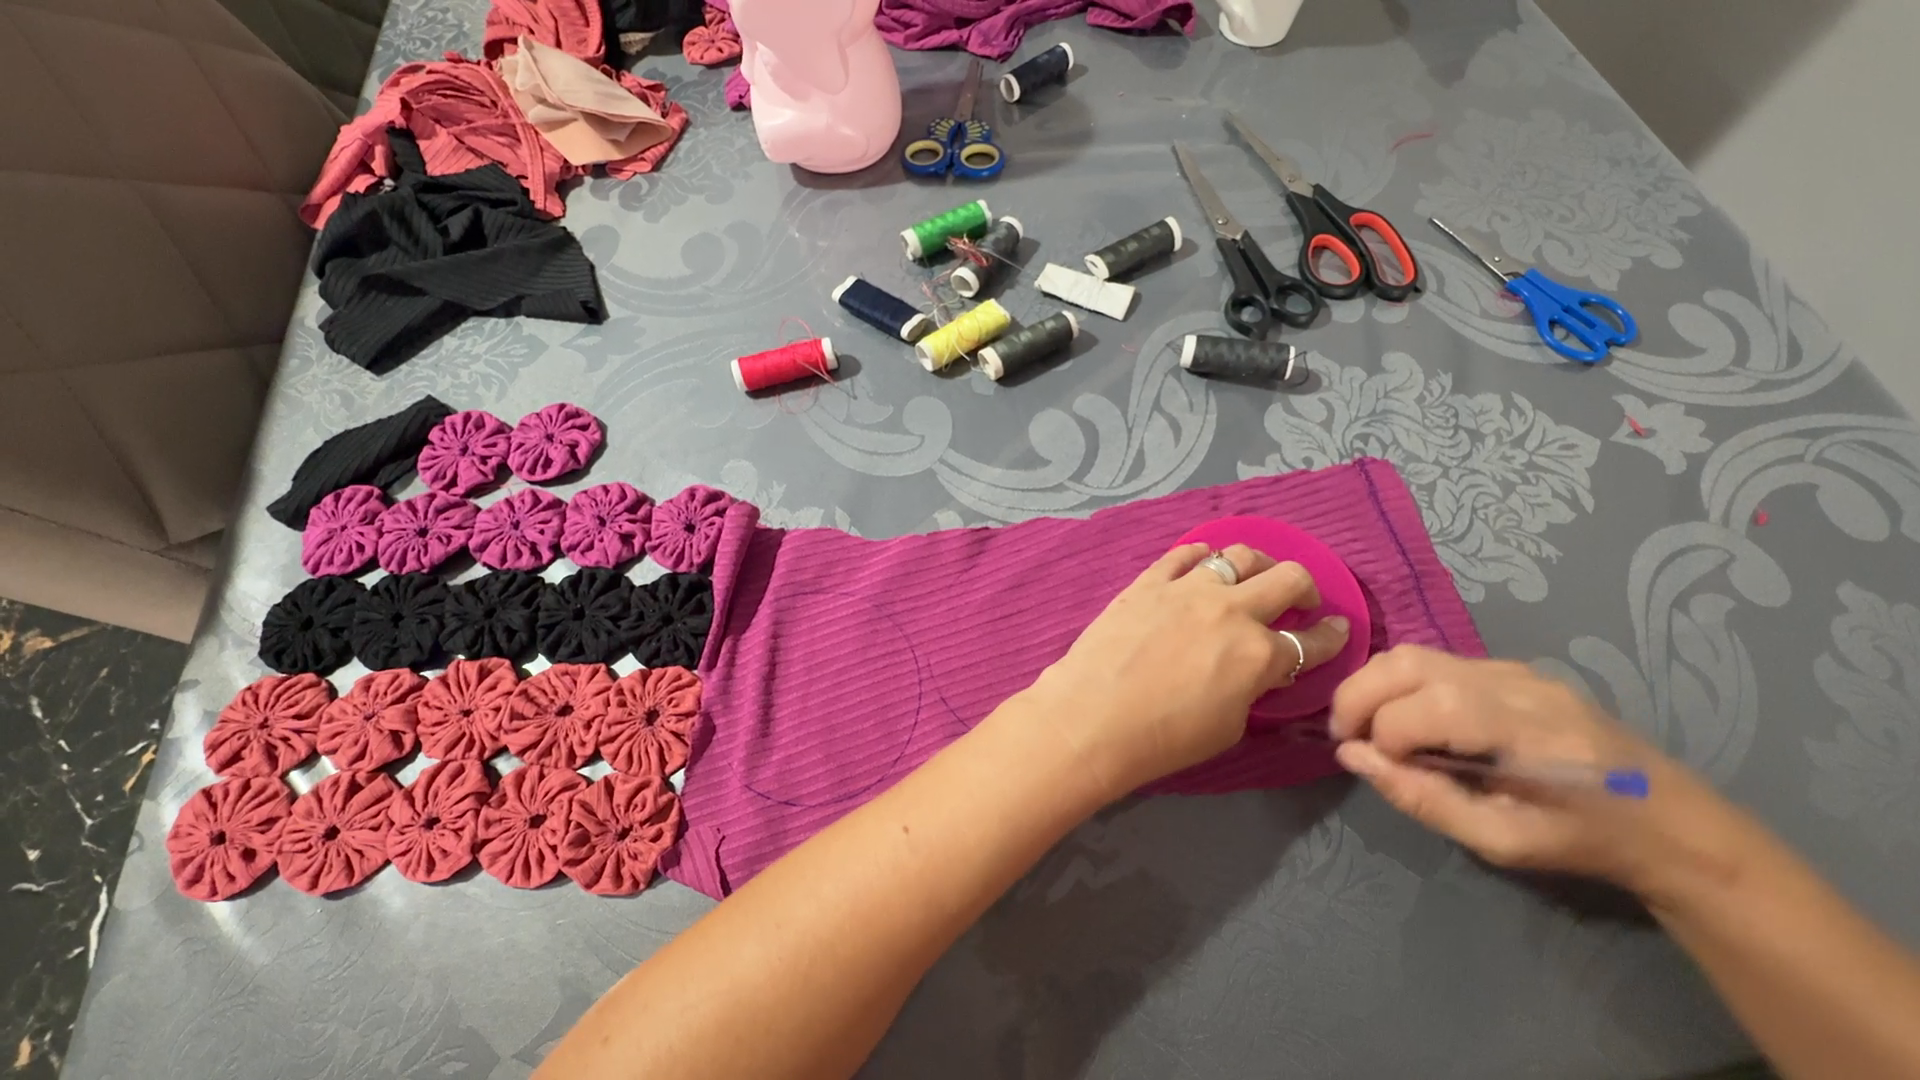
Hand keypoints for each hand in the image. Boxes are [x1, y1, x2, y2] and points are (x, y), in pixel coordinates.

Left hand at [1023, 543, 1350, 799]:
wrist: (1093, 717)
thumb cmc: (1165, 739)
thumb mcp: (1229, 726)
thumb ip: (1251, 689)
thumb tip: (1255, 671)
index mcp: (1260, 654)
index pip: (1311, 641)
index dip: (1331, 636)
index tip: (1337, 629)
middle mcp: (1232, 611)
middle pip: (1287, 579)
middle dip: (1304, 587)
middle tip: (1301, 599)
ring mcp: (1188, 590)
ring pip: (1237, 555)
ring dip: (1256, 563)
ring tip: (1253, 575)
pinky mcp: (1149, 583)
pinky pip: (1183, 554)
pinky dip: (1199, 554)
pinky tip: (1202, 559)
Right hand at [1329, 646, 1741, 898]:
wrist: (1671, 821)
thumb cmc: (1585, 841)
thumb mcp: (1500, 842)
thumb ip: (1422, 797)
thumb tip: (1353, 757)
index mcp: (1521, 730)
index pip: (1418, 710)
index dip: (1382, 740)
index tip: (1382, 771)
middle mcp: (1513, 683)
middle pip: (1406, 664)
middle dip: (1358, 697)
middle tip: (1347, 739)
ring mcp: (1514, 669)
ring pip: (1415, 654)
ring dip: (1375, 685)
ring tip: (1368, 727)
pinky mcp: (1513, 669)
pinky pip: (1438, 662)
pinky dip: (1403, 684)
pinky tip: (1410, 720)